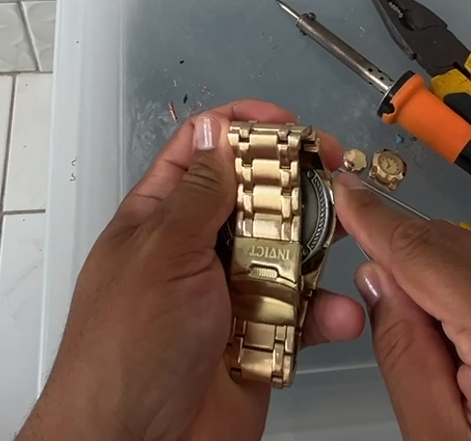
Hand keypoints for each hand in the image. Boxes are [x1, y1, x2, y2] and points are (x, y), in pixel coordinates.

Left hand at [19, 102, 365, 440]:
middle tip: (332, 172)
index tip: (288, 123)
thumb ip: (199, 193)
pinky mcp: (261, 335)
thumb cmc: (124, 348)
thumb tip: (218, 131)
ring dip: (319, 245)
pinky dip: (326, 312)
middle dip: (294, 181)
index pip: (204, 148)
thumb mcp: (163, 253)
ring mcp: (232, 289)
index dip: (244, 126)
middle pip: (256, 193)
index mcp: (163, 214)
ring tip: (345, 235)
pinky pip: (303, 312)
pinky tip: (339, 313)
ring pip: (288, 249)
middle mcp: (200, 245)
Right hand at [334, 175, 470, 440]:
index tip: (341, 187)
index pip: (421, 250)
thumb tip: (379, 276)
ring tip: (423, 334)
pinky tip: (465, 337)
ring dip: (437, 273)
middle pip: (450, 245)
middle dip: (402, 253)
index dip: (374, 218)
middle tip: (364, 280)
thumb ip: (404, 352)